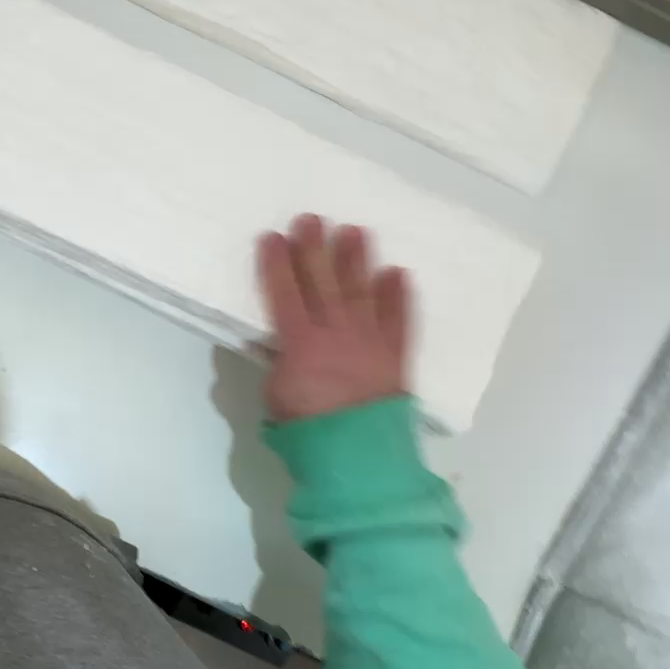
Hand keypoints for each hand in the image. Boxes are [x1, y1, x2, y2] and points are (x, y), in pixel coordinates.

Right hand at [256, 214, 409, 420]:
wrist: (355, 450)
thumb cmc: (304, 425)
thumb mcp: (274, 392)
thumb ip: (274, 361)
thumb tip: (270, 342)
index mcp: (300, 341)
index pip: (284, 293)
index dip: (277, 264)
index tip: (272, 236)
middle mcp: (336, 331)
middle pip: (323, 282)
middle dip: (315, 248)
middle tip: (312, 218)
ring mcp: (369, 340)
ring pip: (361, 292)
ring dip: (357, 260)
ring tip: (355, 231)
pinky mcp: (394, 354)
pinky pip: (399, 320)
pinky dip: (399, 296)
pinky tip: (397, 273)